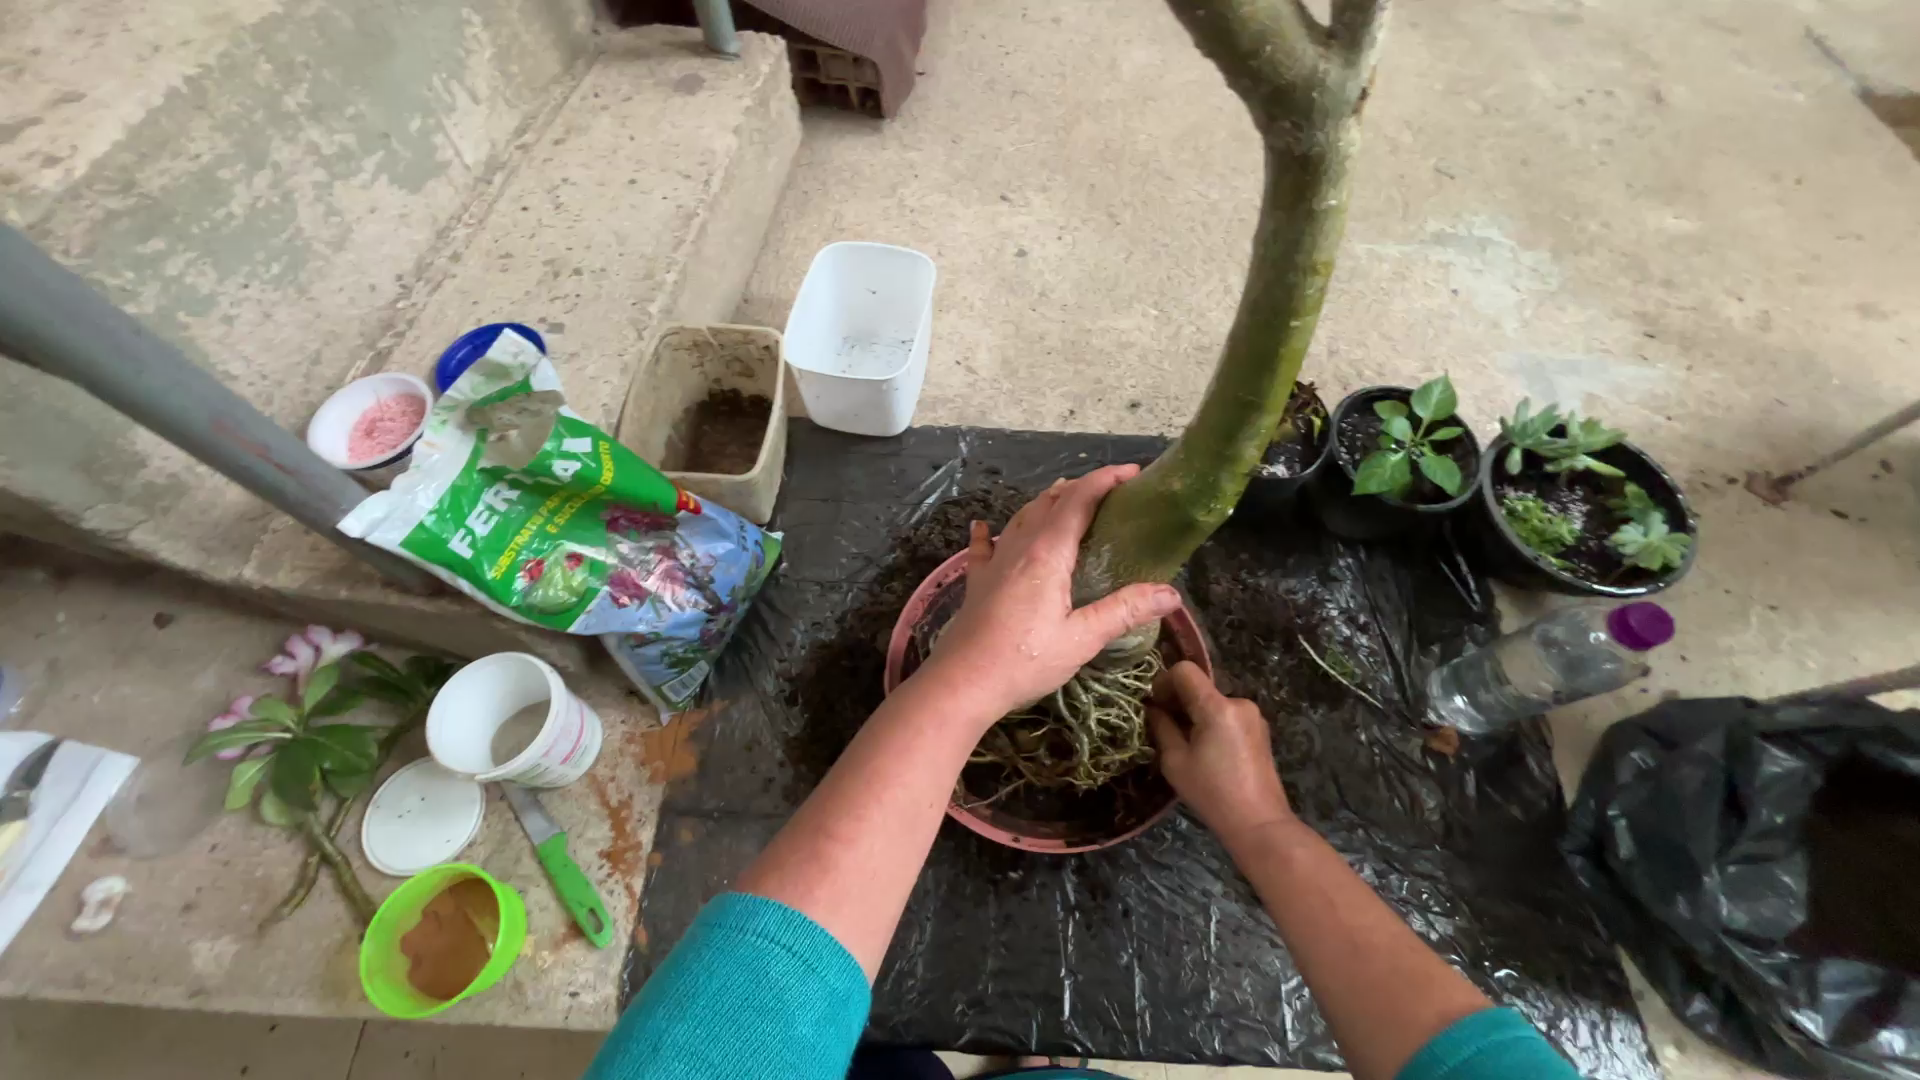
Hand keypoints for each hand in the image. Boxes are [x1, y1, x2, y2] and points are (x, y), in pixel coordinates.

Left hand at [919, 464, 1184, 722]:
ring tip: (1065, 501)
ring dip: (1045, 504)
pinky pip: (983, 547)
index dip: (1105, 480)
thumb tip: (1171, 594)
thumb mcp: (1081, 639)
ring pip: (1020, 518)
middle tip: (1110, 493)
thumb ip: (1124, 611)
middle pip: (1049, 502)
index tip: (1132, 473)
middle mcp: (1019, 548)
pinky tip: (983, 527)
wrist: (961, 682)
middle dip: (1080, 488)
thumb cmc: (1024, 661)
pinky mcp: (977, 582)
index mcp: (1047, 553)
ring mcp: (993, 563)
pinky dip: (990, 532)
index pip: (1078, 500)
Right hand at [1148, 661, 1293, 844]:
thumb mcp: (1175, 761)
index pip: (1185, 670)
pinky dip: (1211, 723)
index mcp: (1217, 707)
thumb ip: (1161, 727)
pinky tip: (1208, 752)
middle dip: (1178, 701)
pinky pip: (1227, 715)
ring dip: (1195, 714)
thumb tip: (1153, 708)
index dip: (1164, 682)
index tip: (1155, 706)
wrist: (1259, 823)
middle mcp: (1239, 703)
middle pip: (1199, 686)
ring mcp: (1253, 716)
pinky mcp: (1259, 730)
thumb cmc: (1212, 793)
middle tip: (1165, 728)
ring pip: (1212, 701)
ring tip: (1187, 744)